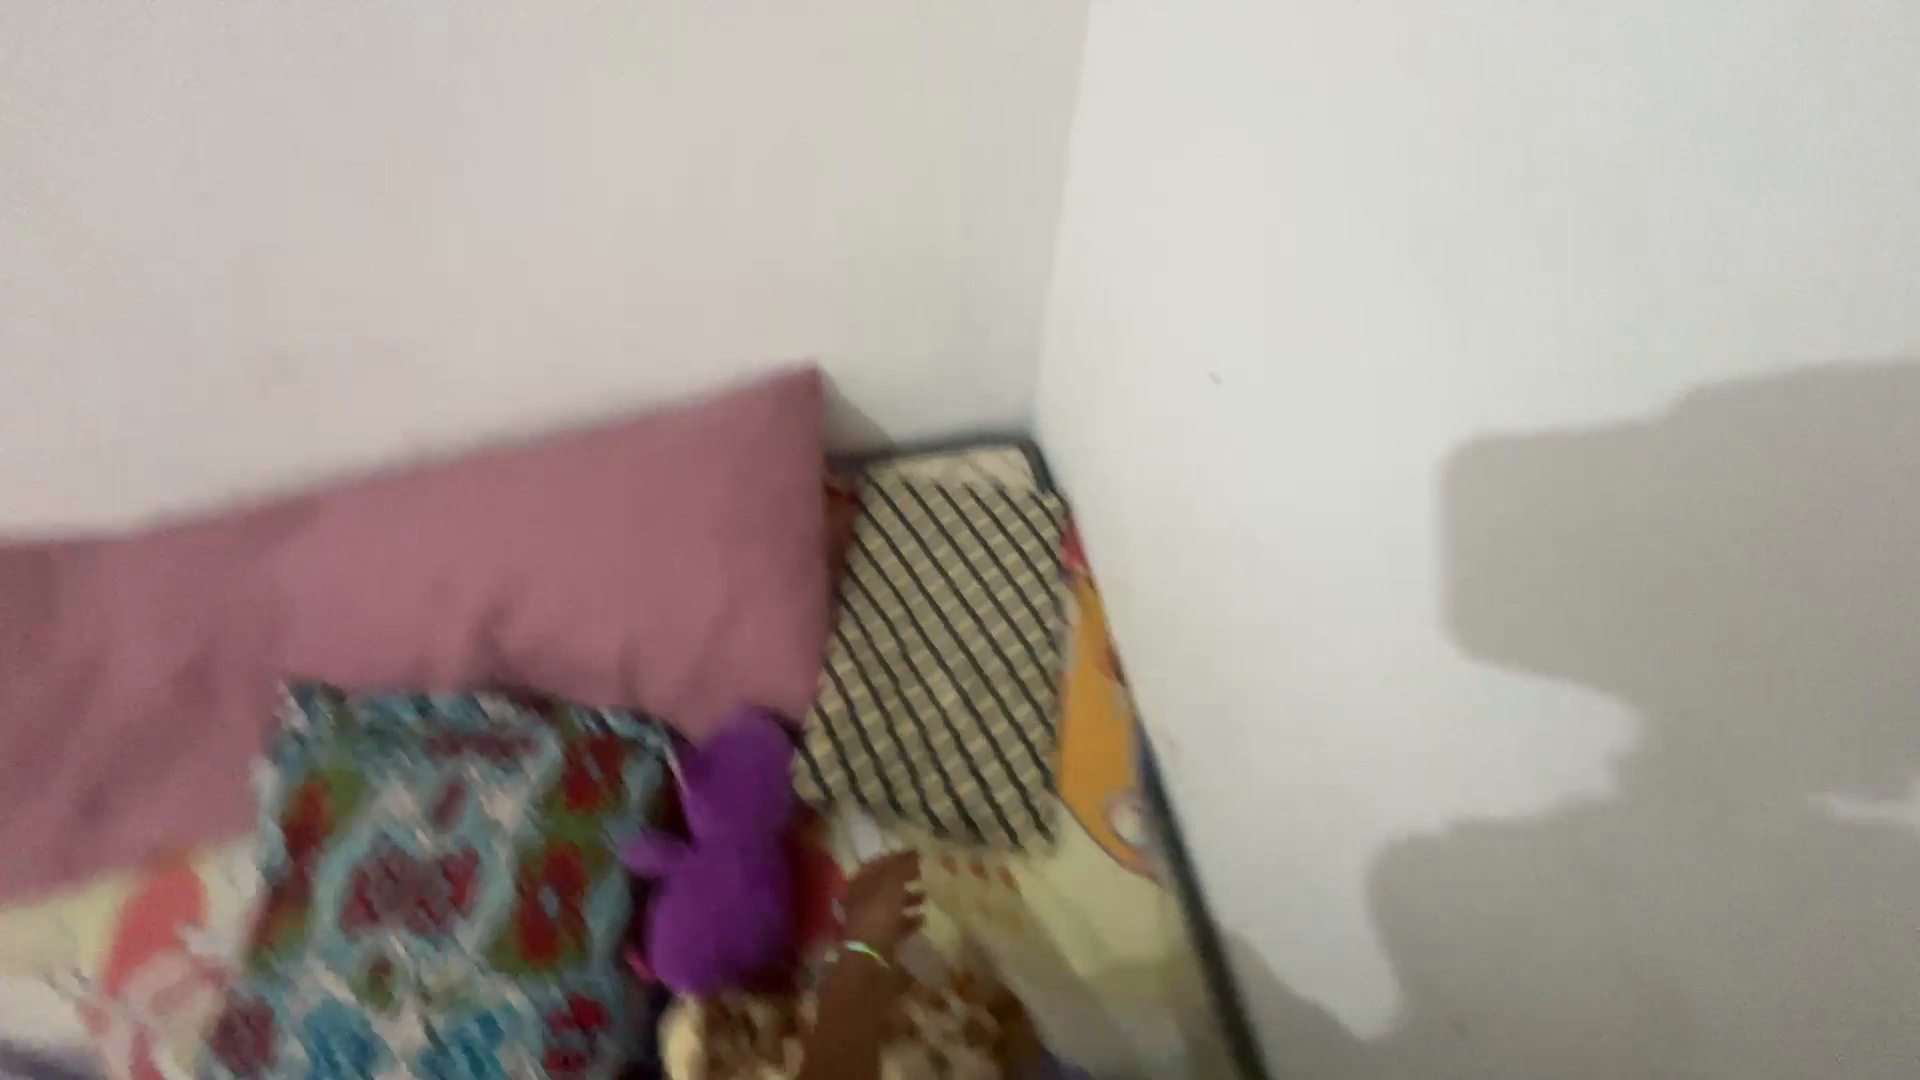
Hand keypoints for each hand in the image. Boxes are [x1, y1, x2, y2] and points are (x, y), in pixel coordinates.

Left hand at [840, 851, 924, 958]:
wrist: (870, 958)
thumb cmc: (878, 914)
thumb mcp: (891, 883)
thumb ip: (902, 866)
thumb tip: (914, 853)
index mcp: (861, 882)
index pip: (878, 863)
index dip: (897, 857)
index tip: (916, 855)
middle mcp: (862, 899)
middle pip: (885, 884)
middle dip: (904, 878)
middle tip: (922, 873)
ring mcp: (869, 920)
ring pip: (890, 904)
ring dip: (908, 899)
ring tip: (926, 896)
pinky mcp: (878, 940)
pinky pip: (895, 925)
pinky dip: (908, 920)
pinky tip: (922, 919)